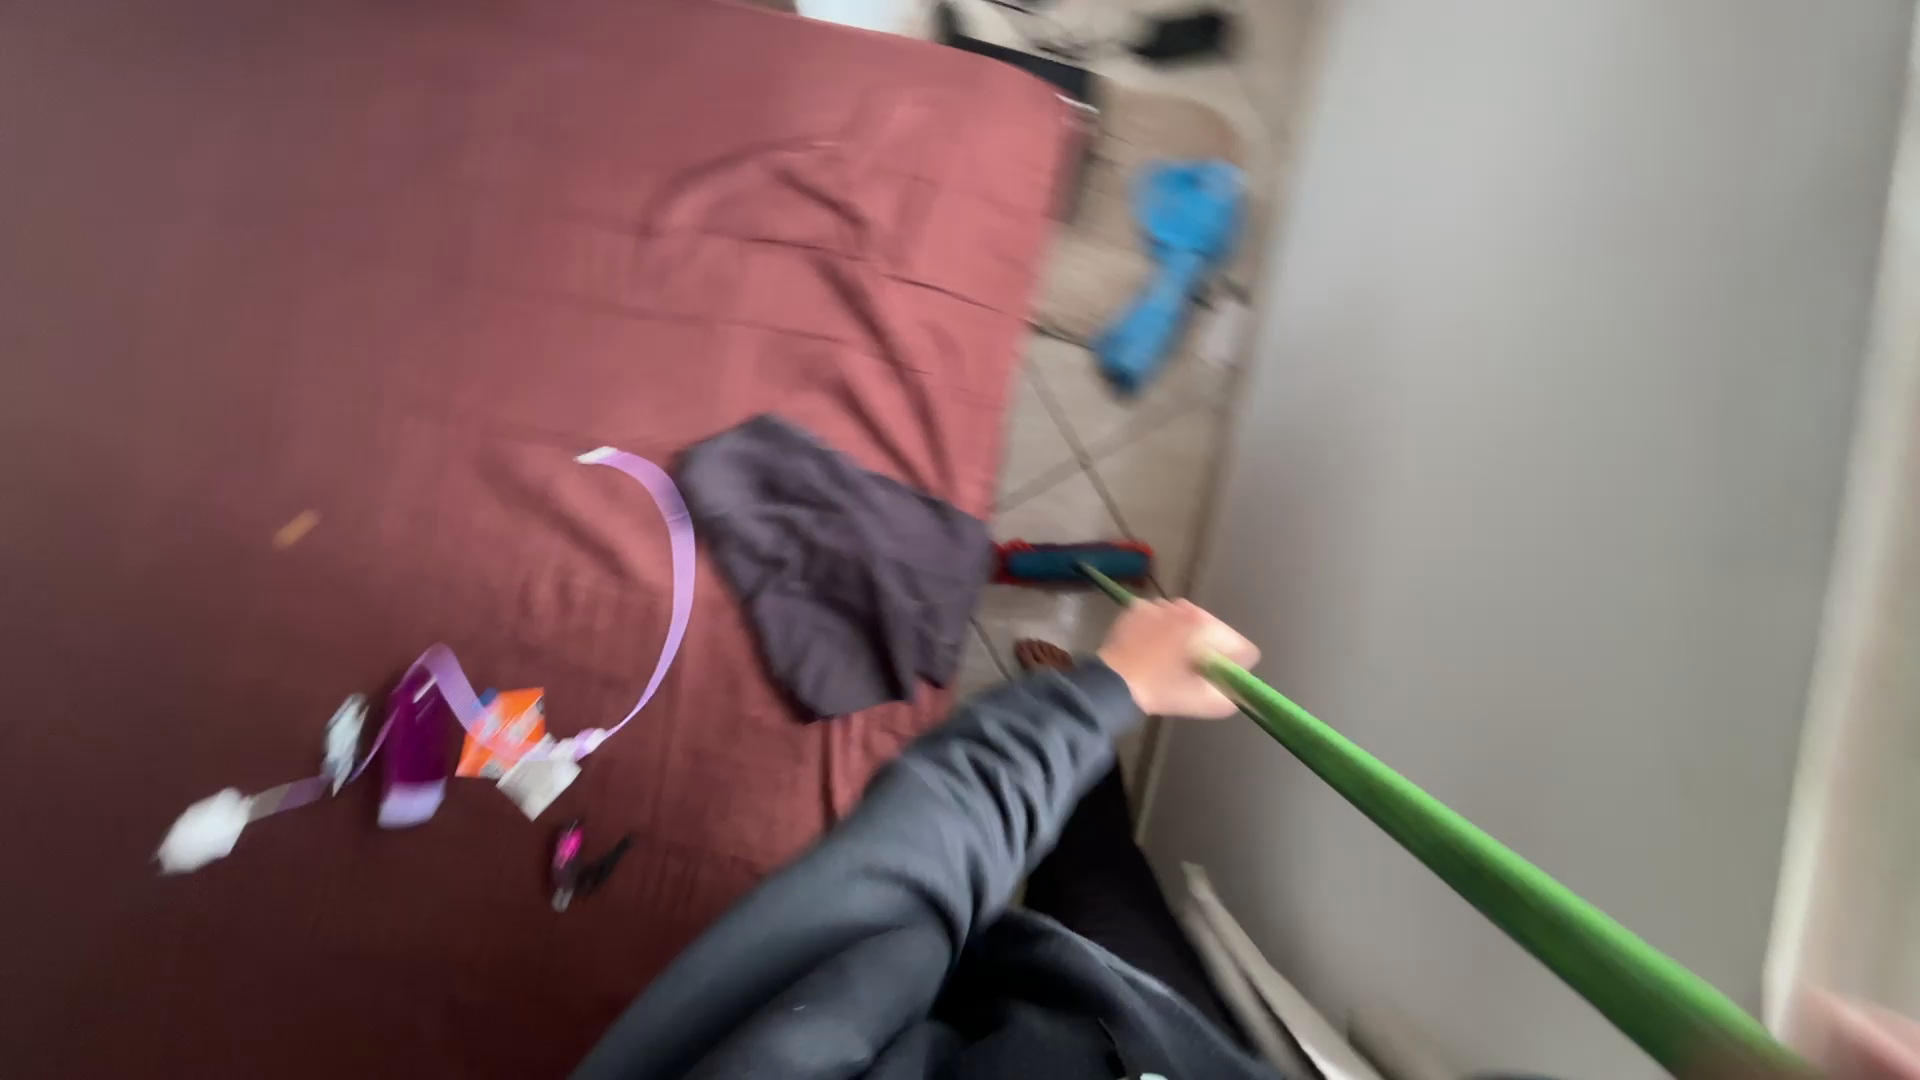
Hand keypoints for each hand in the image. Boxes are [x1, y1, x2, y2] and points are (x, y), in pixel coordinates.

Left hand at [1096, 599, 1257, 717]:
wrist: (1112, 683)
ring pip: (1185, 622)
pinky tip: (1154, 649)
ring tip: (1175, 660)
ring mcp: (1158, 605)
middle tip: (1200, 670)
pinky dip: (1162, 631)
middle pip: (1211, 629)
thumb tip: (1235, 693)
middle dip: (1210, 648)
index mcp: (1203, 625)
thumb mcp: (1200, 700)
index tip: (1226, 676)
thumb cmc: (1159, 690)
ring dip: (1186, 637)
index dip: (1236, 662)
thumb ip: (1227, 697)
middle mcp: (1184, 608)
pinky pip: (1160, 620)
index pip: (1238, 644)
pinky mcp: (1136, 610)